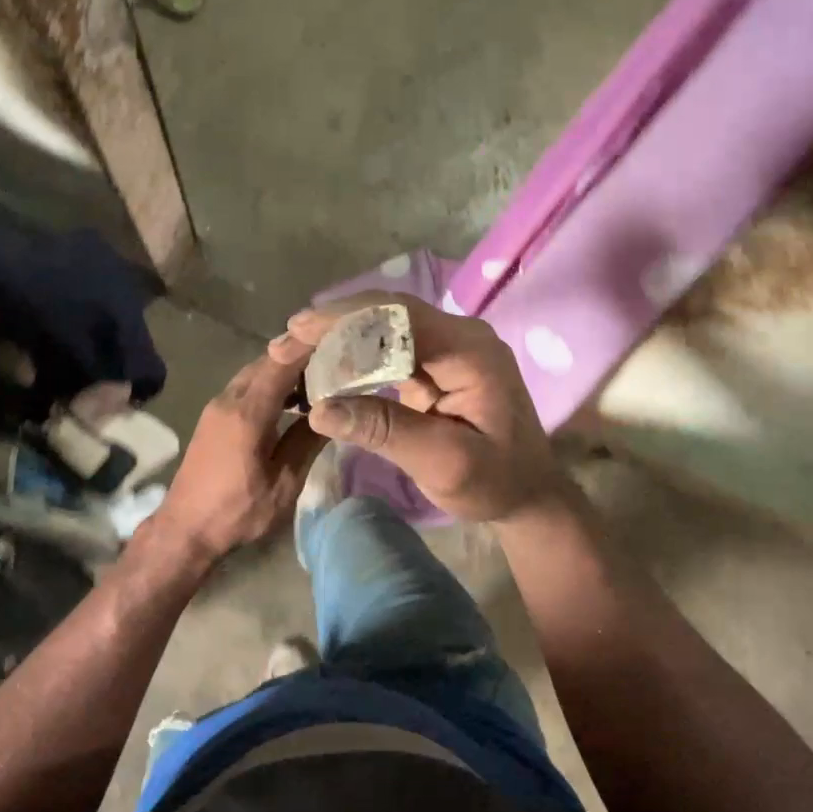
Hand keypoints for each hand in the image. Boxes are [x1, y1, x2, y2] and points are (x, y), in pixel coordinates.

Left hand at [153, 343, 328, 562]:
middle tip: (340, 356)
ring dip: (285, 370)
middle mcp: (228, 399)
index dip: (310, 342)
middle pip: (268, 361)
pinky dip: (271, 385)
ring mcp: (216, 407)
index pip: (282, 361)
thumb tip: (333, 411)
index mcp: (247, 412)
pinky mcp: (213, 418)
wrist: (185, 529)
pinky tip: (293, 401)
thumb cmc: (237, 512)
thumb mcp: (283, 483)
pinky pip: (246, 387)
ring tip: (323, 378)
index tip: (339, 330)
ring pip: (255, 373)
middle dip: (302, 354)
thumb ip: (307, 442)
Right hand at [277, 292, 566, 522]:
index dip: (346, 319)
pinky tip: (323, 365)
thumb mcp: (443, 463)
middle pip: (388, 315)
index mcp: (470, 351)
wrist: (528, 496)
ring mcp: (448, 349)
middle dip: (333, 324)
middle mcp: (460, 337)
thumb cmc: (495, 483)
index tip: (299, 329)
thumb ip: (385, 431)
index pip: (400, 317)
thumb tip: (320, 410)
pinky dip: (353, 355)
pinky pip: (388, 348)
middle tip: (284, 342)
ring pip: (384, 328)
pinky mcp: (435, 365)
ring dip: (338, 337)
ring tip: (293, 350)